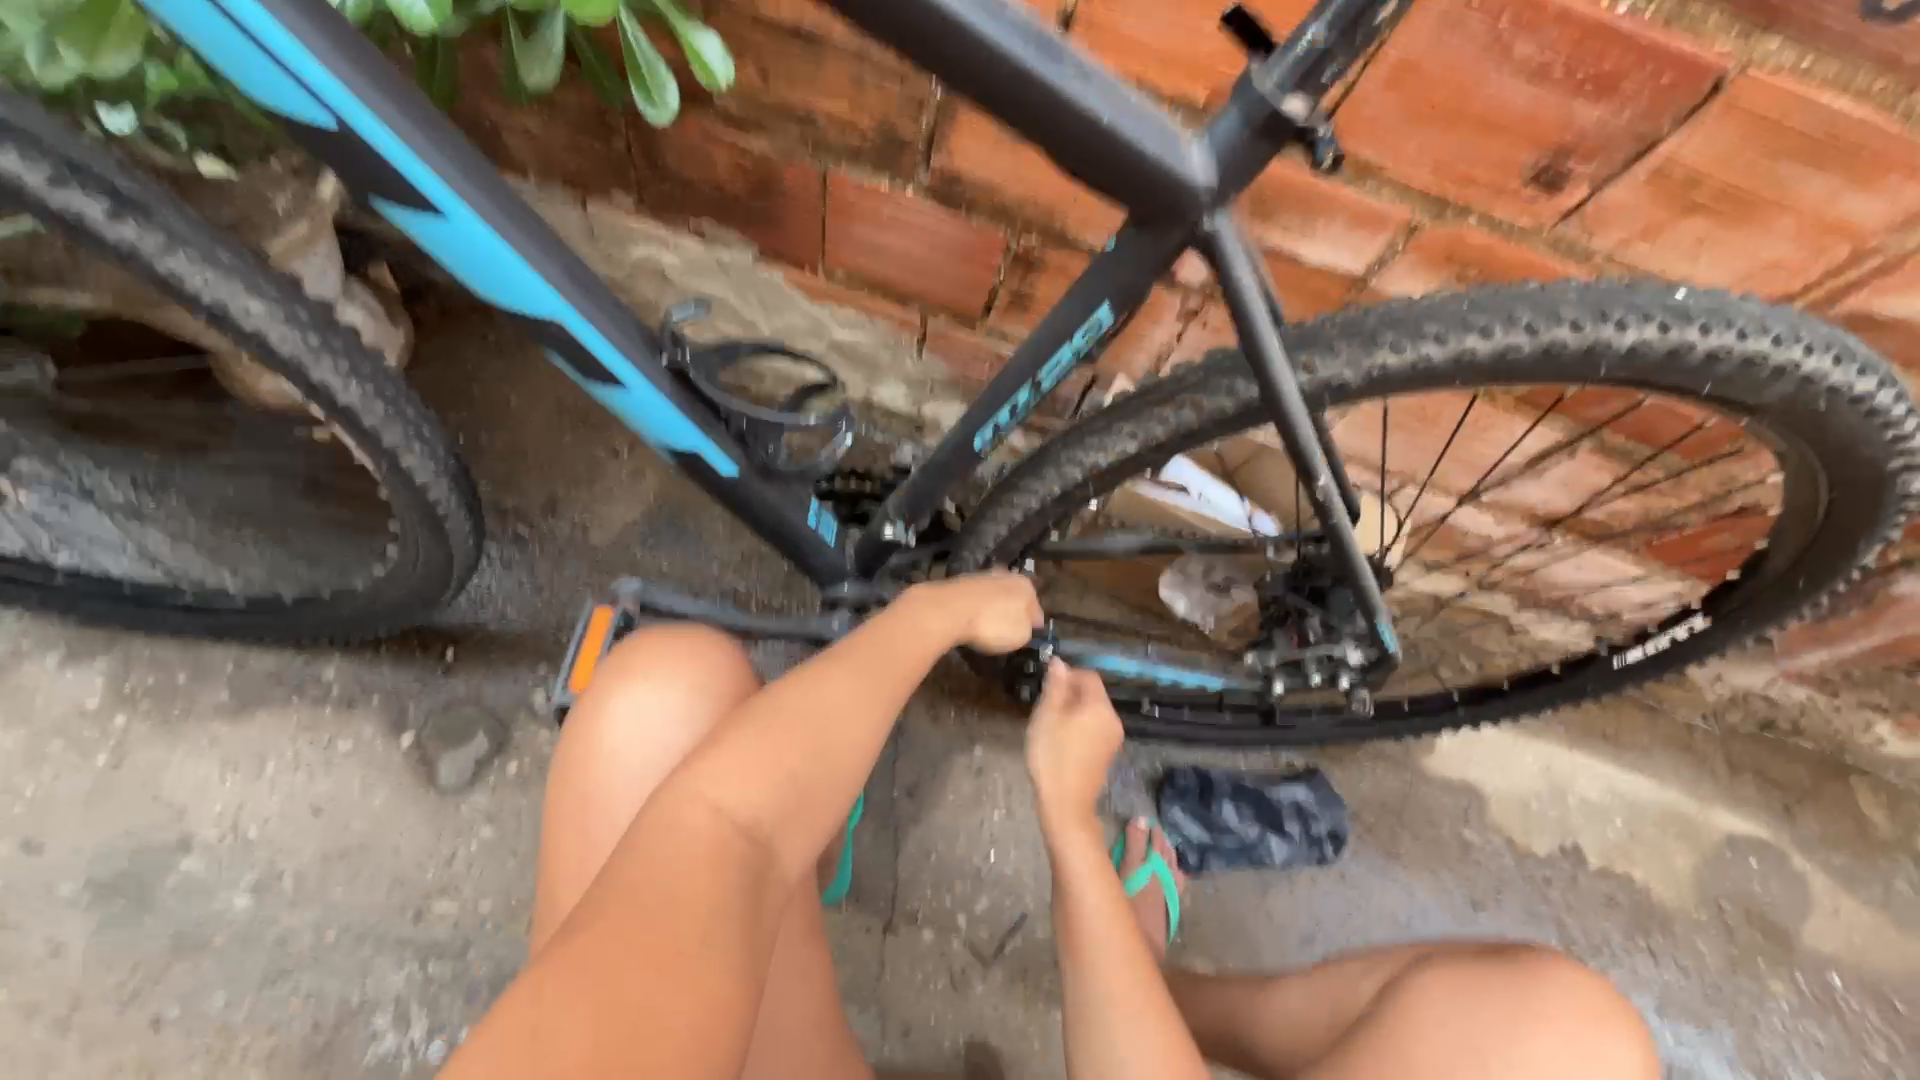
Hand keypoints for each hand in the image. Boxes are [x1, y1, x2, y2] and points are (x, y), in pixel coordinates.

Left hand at [904, 571, 1043, 654]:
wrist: (948, 610)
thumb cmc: (992, 624)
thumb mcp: (1021, 635)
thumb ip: (1028, 629)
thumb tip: (1026, 626)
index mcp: (1026, 586)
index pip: (1036, 608)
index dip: (1034, 624)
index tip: (1031, 635)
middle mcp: (1006, 575)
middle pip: (1015, 597)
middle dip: (1014, 612)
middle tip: (1010, 630)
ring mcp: (981, 576)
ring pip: (994, 596)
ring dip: (994, 609)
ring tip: (989, 627)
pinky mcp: (960, 582)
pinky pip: (975, 599)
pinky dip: (976, 608)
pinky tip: (972, 620)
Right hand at [1025, 660, 1123, 830]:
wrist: (1067, 803)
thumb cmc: (1053, 755)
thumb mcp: (1047, 715)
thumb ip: (1055, 686)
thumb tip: (1060, 662)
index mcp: (1100, 706)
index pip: (1089, 675)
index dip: (1067, 675)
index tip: (1047, 687)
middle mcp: (1113, 719)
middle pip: (1092, 694)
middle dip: (1069, 694)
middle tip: (1045, 709)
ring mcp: (1113, 739)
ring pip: (1092, 712)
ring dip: (1073, 711)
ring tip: (1050, 726)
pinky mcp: (1107, 754)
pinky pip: (1094, 729)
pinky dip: (1079, 727)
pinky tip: (1061, 742)